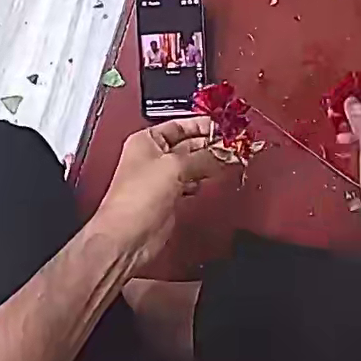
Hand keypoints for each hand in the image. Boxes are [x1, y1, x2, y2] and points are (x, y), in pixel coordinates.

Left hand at [91, 117, 227, 274]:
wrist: (128, 236)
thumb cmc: (135, 199)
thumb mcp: (174, 167)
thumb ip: (202, 157)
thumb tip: (221, 151)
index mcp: (147, 140)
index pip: (179, 124)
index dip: (201, 124)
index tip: (222, 125)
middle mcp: (153, 157)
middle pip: (188, 144)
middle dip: (210, 143)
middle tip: (233, 143)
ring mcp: (161, 178)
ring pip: (192, 164)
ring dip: (209, 162)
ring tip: (230, 157)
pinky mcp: (169, 197)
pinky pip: (191, 182)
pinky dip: (203, 179)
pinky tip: (215, 176)